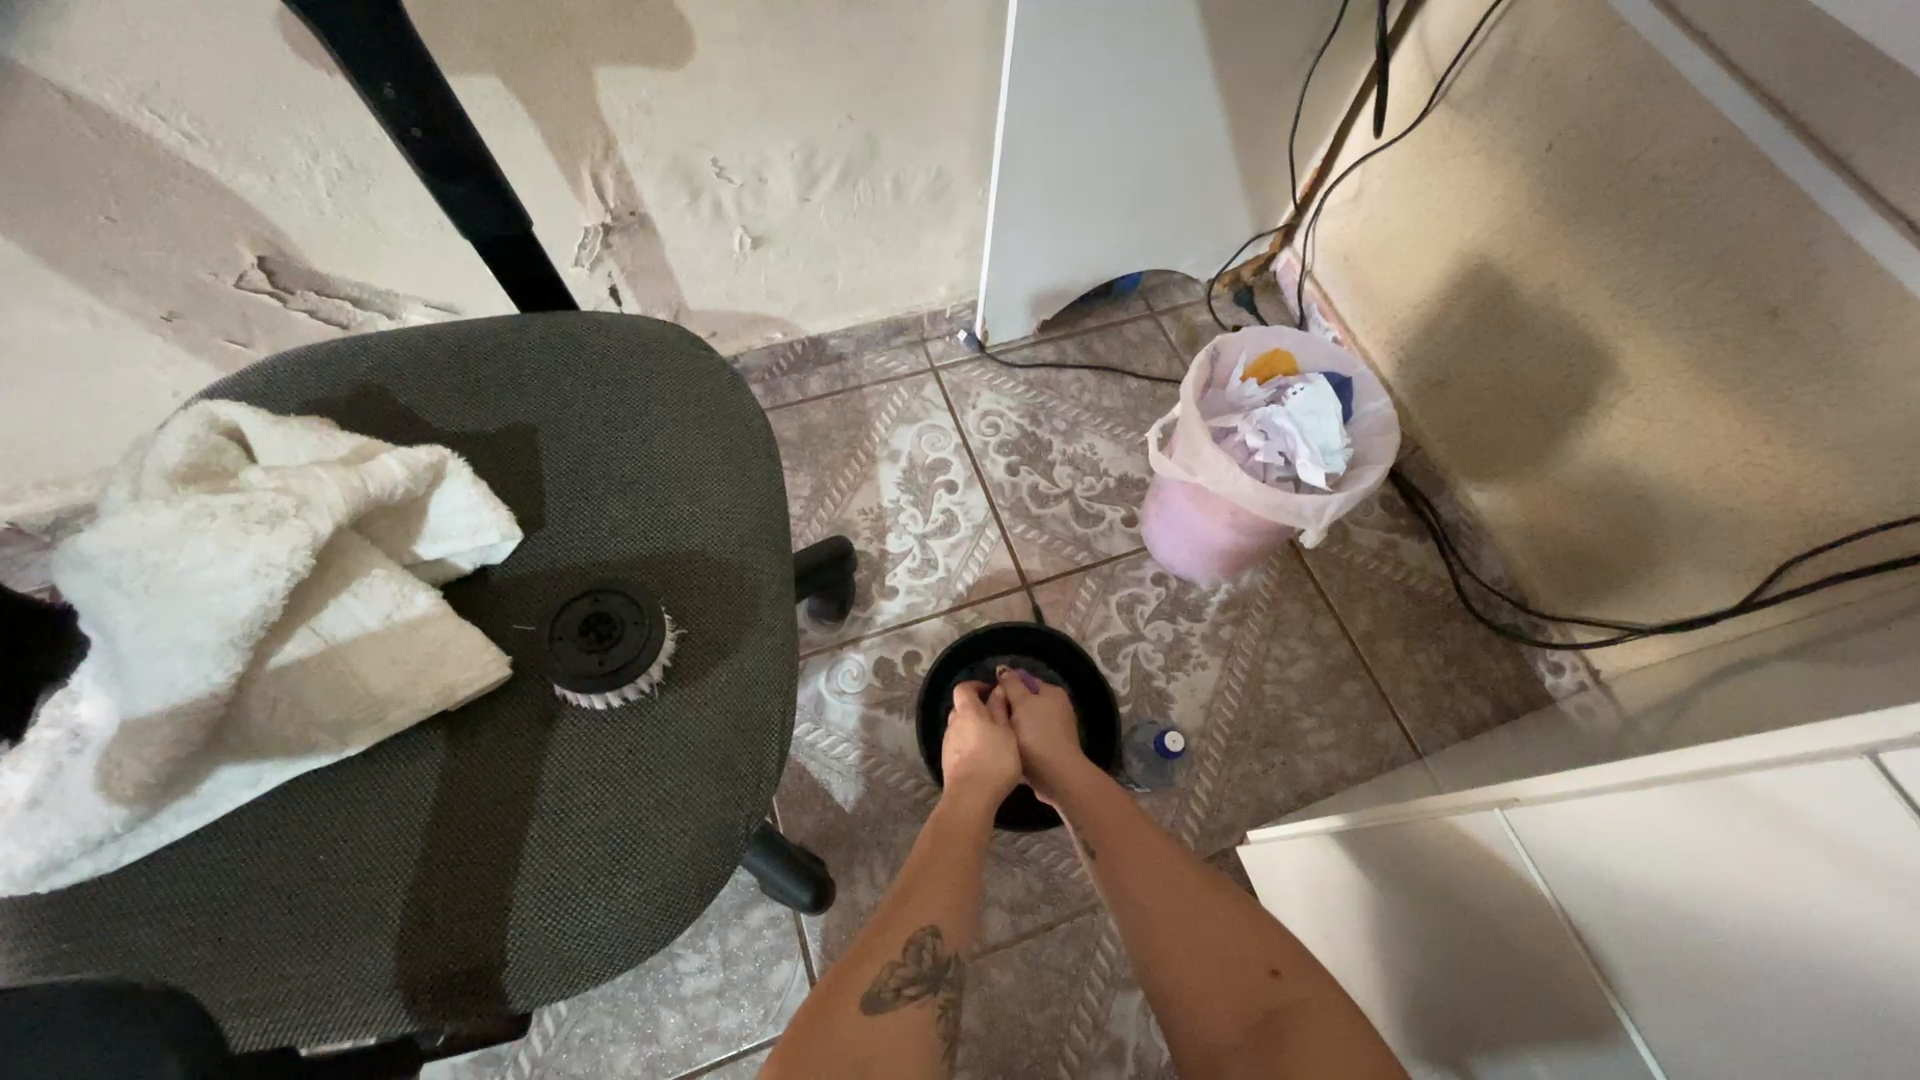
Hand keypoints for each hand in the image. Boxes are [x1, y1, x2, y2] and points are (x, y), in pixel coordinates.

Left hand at [942, 680, 1021, 809]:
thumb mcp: (1006, 732)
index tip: (991, 691)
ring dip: (973, 729)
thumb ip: (1000, 709)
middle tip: (997, 719)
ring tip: (994, 741)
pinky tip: (984, 758)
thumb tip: (996, 690)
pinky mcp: (947, 761)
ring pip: (960, 728)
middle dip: (977, 709)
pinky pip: (959, 745)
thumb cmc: (995, 759)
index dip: (975, 686)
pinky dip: (970, 745)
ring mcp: (947, 743)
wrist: (971, 796)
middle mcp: (953, 724)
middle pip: (961, 708)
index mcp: (967, 711)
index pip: (963, 688)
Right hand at [996, 666, 1090, 802]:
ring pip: (1025, 723)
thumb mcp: (1021, 703)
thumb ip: (1011, 684)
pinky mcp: (1051, 748)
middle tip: (989, 718)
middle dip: (1008, 709)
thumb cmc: (1037, 733)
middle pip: (1025, 703)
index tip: (989, 699)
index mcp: (1053, 692)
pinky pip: (1030, 740)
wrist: (1056, 774)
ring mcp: (1055, 729)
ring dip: (1012, 728)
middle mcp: (1057, 708)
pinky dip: (1020, 742)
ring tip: (995, 734)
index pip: (1025, 681)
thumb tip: (1003, 668)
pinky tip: (1007, 748)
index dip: (1006, 687)